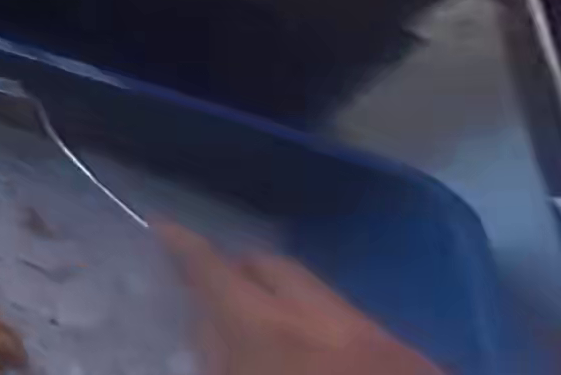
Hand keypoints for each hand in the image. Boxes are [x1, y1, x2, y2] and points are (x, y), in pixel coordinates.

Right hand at [156, 220, 442, 374]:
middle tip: (222, 283)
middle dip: (244, 267)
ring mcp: (388, 346)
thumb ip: (212, 345)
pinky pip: (368, 332)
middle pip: (272, 264)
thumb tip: (205, 316)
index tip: (160, 228)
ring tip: (282, 330)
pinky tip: (334, 362)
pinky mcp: (428, 371)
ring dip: (294, 303)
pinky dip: (338, 334)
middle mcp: (325, 319)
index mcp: (264, 324)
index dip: (178, 240)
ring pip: (324, 297)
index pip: (206, 259)